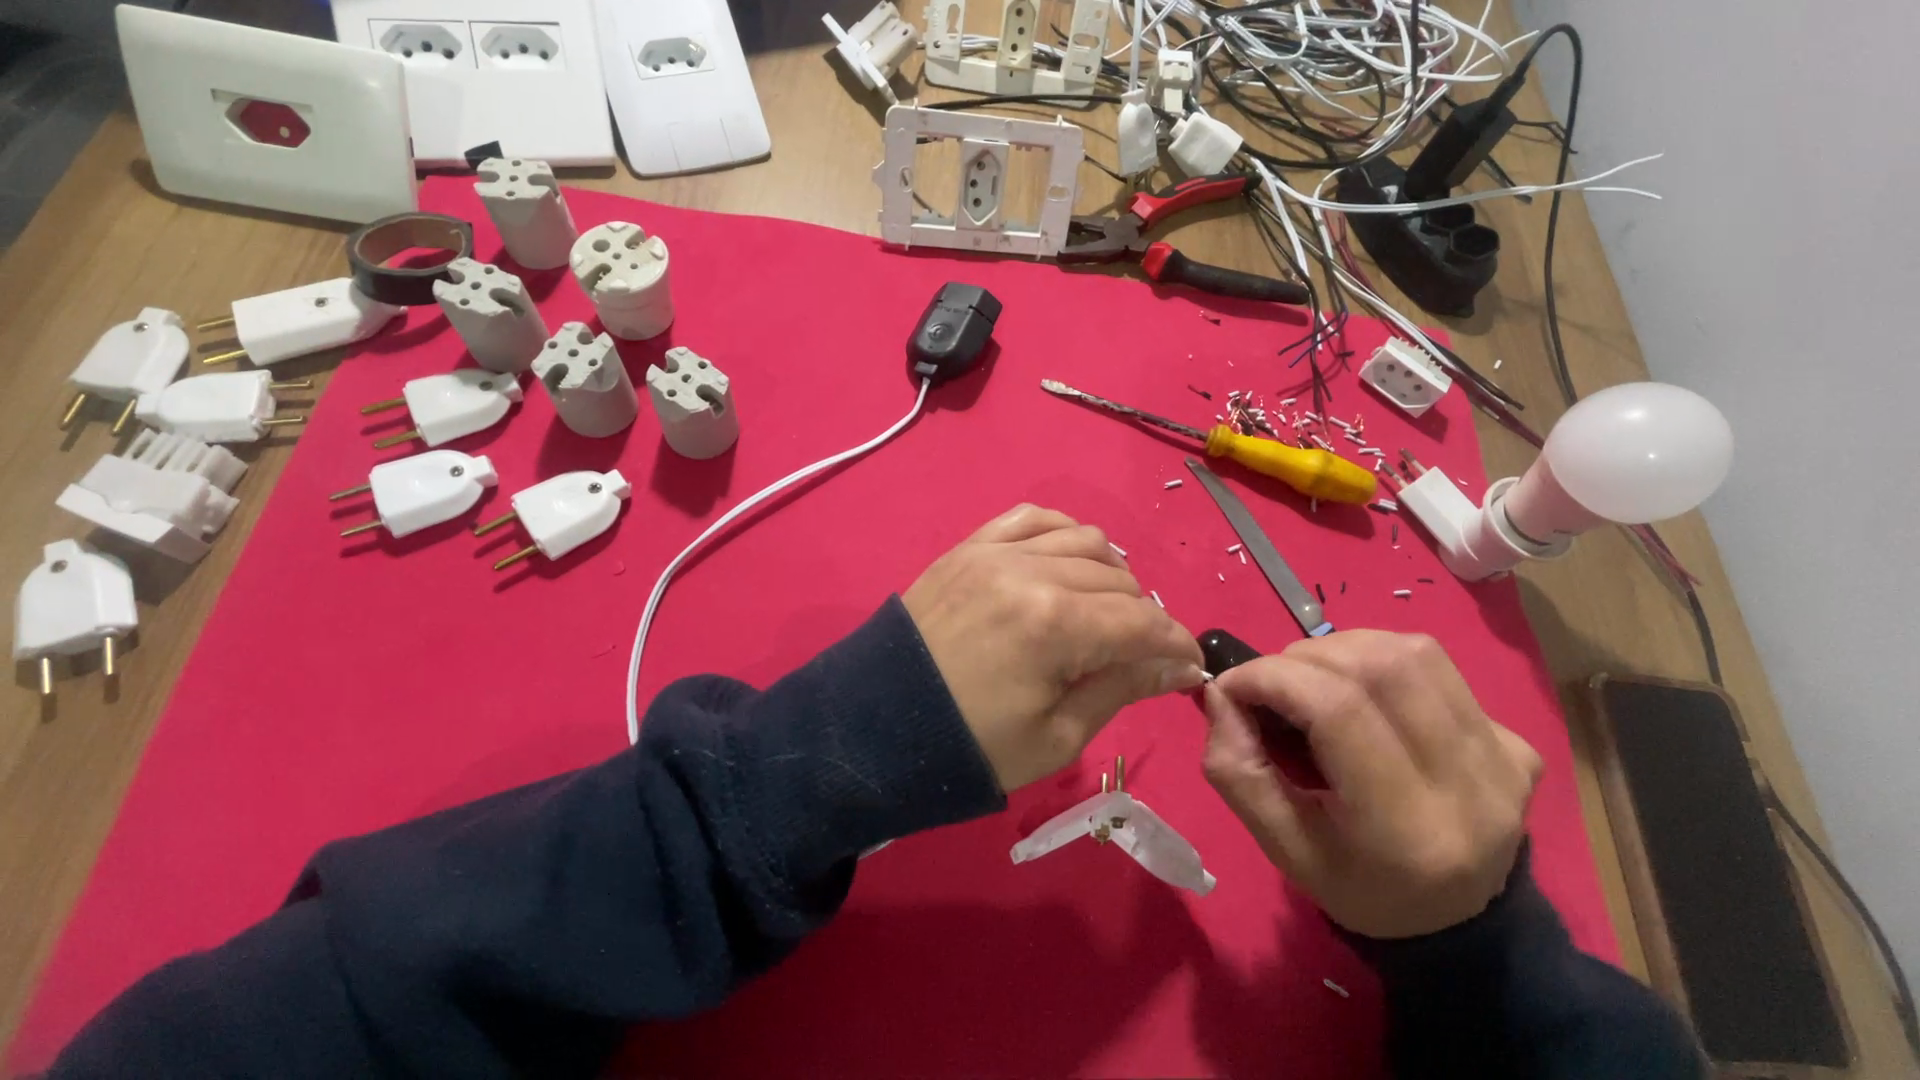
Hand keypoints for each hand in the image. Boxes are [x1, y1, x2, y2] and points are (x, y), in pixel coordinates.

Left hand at [904, 504, 1204, 791]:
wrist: (876, 729)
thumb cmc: (971, 747)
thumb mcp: (1057, 737)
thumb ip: (1122, 688)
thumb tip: (1177, 666)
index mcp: (1054, 624)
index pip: (1141, 621)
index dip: (1175, 644)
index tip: (1188, 666)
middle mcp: (1029, 571)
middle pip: (1116, 580)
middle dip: (1142, 617)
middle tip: (1142, 653)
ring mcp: (993, 552)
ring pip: (1082, 540)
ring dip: (1110, 573)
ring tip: (1108, 610)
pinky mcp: (968, 547)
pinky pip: (1031, 518)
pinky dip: (1062, 533)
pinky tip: (1069, 560)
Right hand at [1200, 631, 1541, 938]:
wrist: (1457, 922)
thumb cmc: (1356, 886)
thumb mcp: (1281, 847)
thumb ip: (1238, 771)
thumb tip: (1222, 693)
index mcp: (1406, 827)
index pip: (1339, 710)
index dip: (1273, 677)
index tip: (1232, 685)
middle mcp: (1470, 784)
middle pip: (1378, 667)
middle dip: (1302, 658)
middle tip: (1270, 684)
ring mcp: (1504, 758)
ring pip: (1412, 652)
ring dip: (1342, 649)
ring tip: (1313, 682)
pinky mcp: (1518, 741)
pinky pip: (1438, 669)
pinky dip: (1382, 663)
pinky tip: (1366, 699)